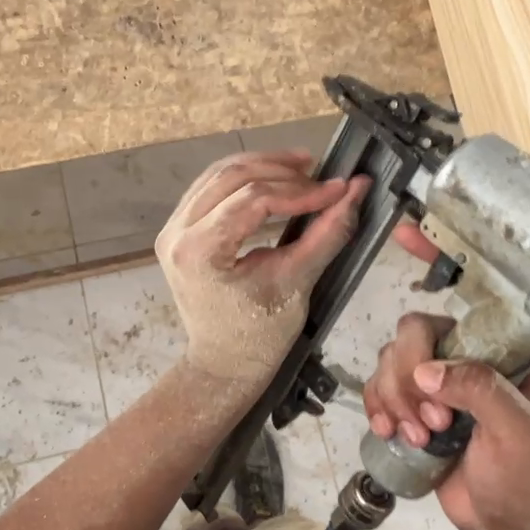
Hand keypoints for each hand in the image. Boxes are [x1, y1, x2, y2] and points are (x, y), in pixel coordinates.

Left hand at [156, 151, 368, 385]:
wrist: (225, 363)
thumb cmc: (260, 334)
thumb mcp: (297, 283)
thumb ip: (327, 233)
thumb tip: (356, 190)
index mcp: (199, 252)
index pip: (252, 199)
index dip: (299, 191)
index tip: (337, 190)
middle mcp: (176, 233)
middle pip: (231, 177)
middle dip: (280, 170)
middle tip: (320, 175)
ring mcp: (172, 229)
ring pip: (218, 175)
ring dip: (262, 166)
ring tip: (302, 169)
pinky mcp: (179, 228)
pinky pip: (211, 187)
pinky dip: (245, 178)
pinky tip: (275, 178)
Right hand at [364, 314, 529, 529]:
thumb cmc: (526, 483)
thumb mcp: (520, 434)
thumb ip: (482, 391)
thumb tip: (424, 372)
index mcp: (508, 356)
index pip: (460, 319)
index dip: (437, 346)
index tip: (437, 388)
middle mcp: (470, 360)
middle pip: (415, 335)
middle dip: (409, 380)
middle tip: (431, 424)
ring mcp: (440, 384)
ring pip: (392, 360)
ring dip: (393, 398)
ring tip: (415, 439)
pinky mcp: (414, 408)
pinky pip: (380, 387)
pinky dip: (376, 406)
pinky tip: (387, 431)